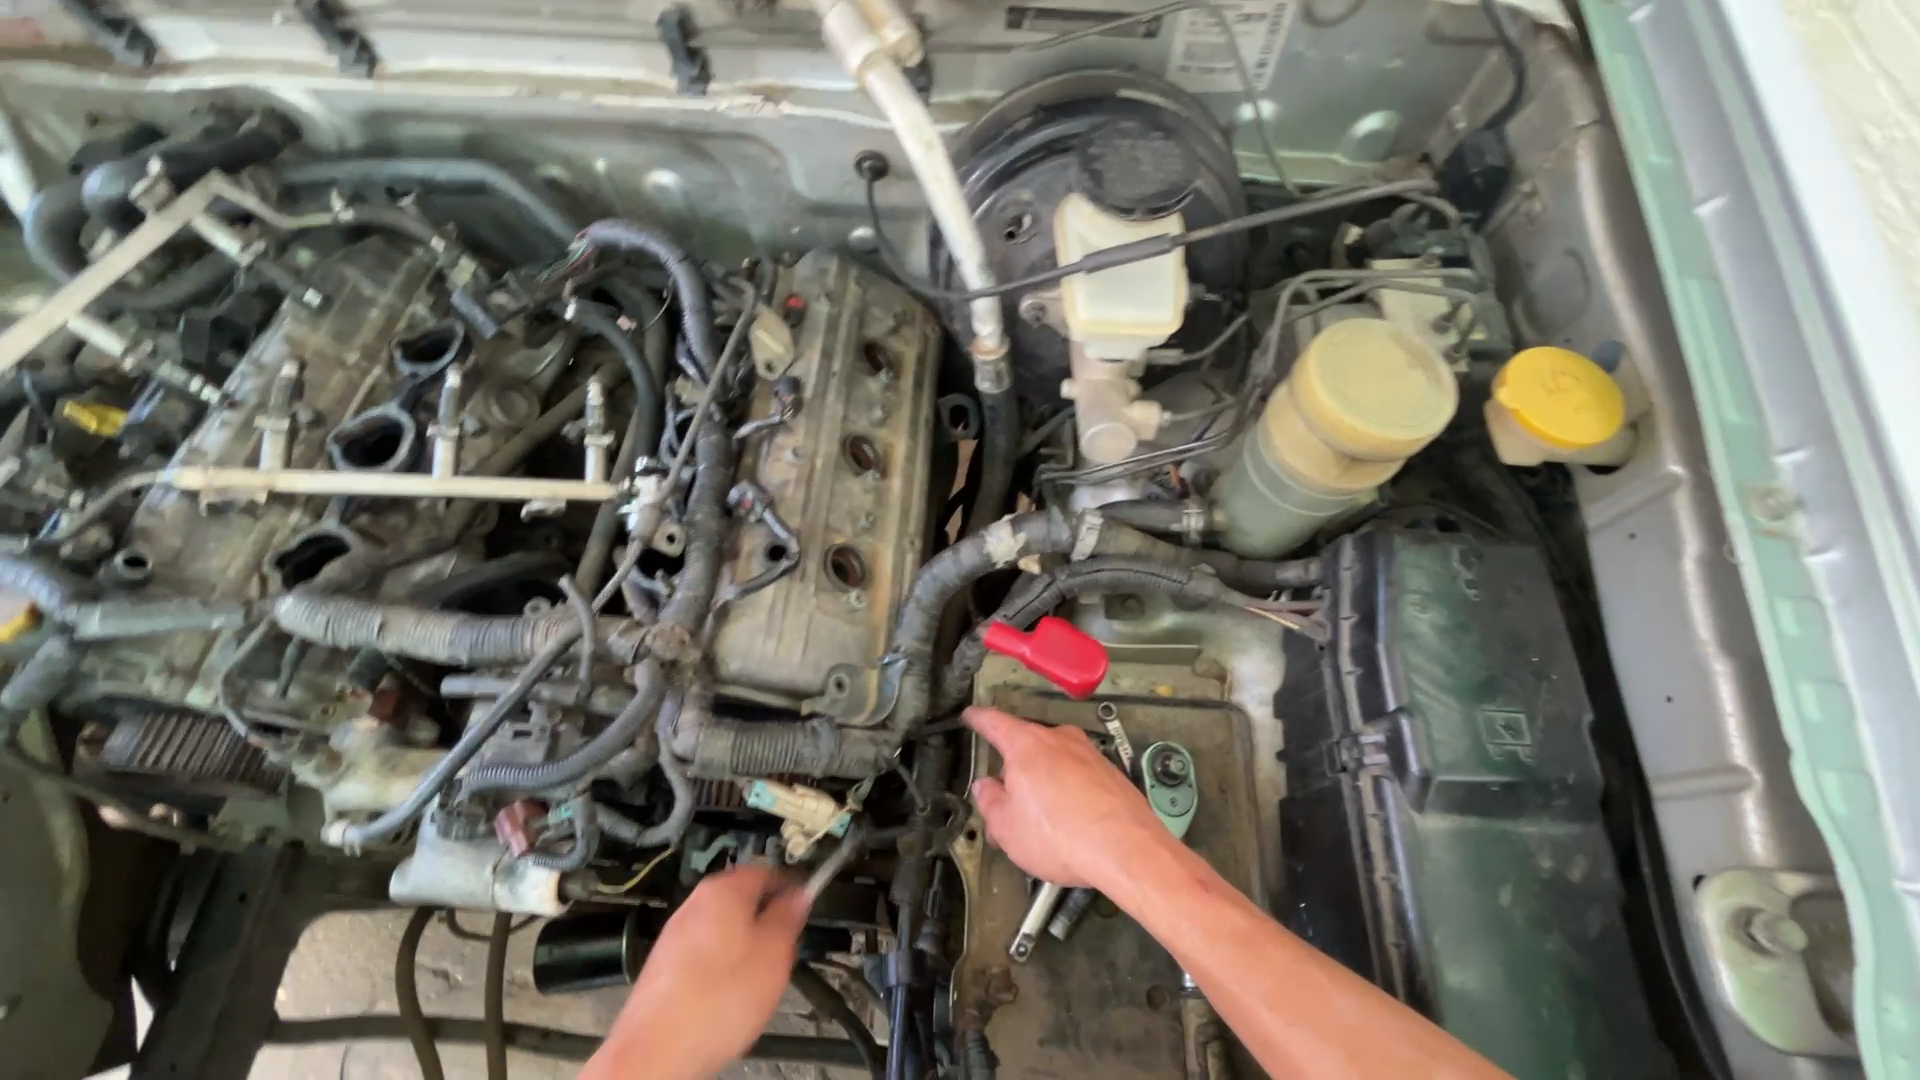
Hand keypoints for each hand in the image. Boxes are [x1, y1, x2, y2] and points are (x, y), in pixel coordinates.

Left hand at [583, 864, 810, 1079]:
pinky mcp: (663, 968)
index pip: (766, 870)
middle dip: (765, 921)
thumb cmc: (719, 1000)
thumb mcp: (774, 953)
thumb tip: (799, 896)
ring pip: (723, 929)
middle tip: (783, 948)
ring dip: (743, 947)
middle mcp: (694, 904)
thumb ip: (789, 917)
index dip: (790, 887)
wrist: (655, 1053)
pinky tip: (726, 999)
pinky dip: (720, 969)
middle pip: (741, 900)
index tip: (804, 906)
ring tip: (756, 981)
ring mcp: (674, 935)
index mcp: (723, 890)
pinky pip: (703, 955)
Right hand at [965, 706, 1173, 891]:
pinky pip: (1078, 777)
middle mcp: (1059, 739)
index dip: (978, 719)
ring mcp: (1088, 753)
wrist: (1127, 849)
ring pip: (1053, 763)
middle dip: (1013, 771)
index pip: (994, 721)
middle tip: (1005, 804)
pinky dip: (1068, 794)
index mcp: (1026, 744)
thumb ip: (990, 802)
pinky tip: (1068, 825)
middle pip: (1026, 746)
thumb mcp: (1007, 827)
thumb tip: (987, 787)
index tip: (971, 715)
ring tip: (1039, 824)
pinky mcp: (1110, 773)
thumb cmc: (1060, 835)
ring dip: (1042, 785)